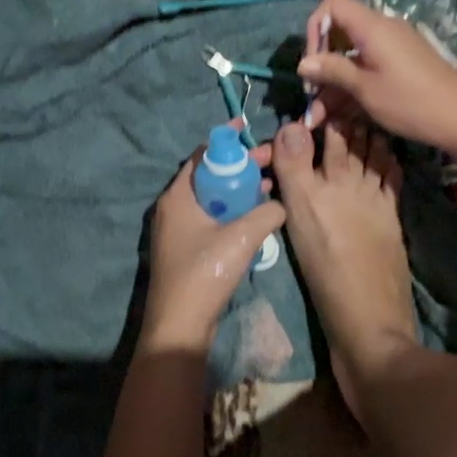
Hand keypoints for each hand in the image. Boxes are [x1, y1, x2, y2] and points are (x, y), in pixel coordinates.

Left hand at [142, 144, 285, 352]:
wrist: (180, 326)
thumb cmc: (205, 274)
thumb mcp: (243, 236)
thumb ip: (267, 212)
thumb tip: (283, 202)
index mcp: (178, 196)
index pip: (203, 155)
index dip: (228, 141)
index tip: (251, 130)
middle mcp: (173, 208)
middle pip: (209, 175)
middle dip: (239, 165)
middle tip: (271, 159)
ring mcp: (177, 231)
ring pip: (212, 198)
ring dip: (239, 190)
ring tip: (270, 184)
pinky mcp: (186, 250)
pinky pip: (211, 219)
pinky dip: (232, 211)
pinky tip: (257, 216)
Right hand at [299, 0, 456, 154]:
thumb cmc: (410, 102)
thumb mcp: (365, 89)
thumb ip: (333, 71)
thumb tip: (303, 63)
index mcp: (373, 27)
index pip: (333, 4)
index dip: (315, 27)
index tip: (312, 62)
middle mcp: (383, 29)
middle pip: (341, 33)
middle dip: (322, 64)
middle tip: (312, 97)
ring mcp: (395, 46)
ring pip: (353, 56)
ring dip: (335, 83)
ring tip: (320, 118)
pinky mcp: (403, 63)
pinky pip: (369, 65)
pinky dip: (354, 84)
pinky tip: (343, 114)